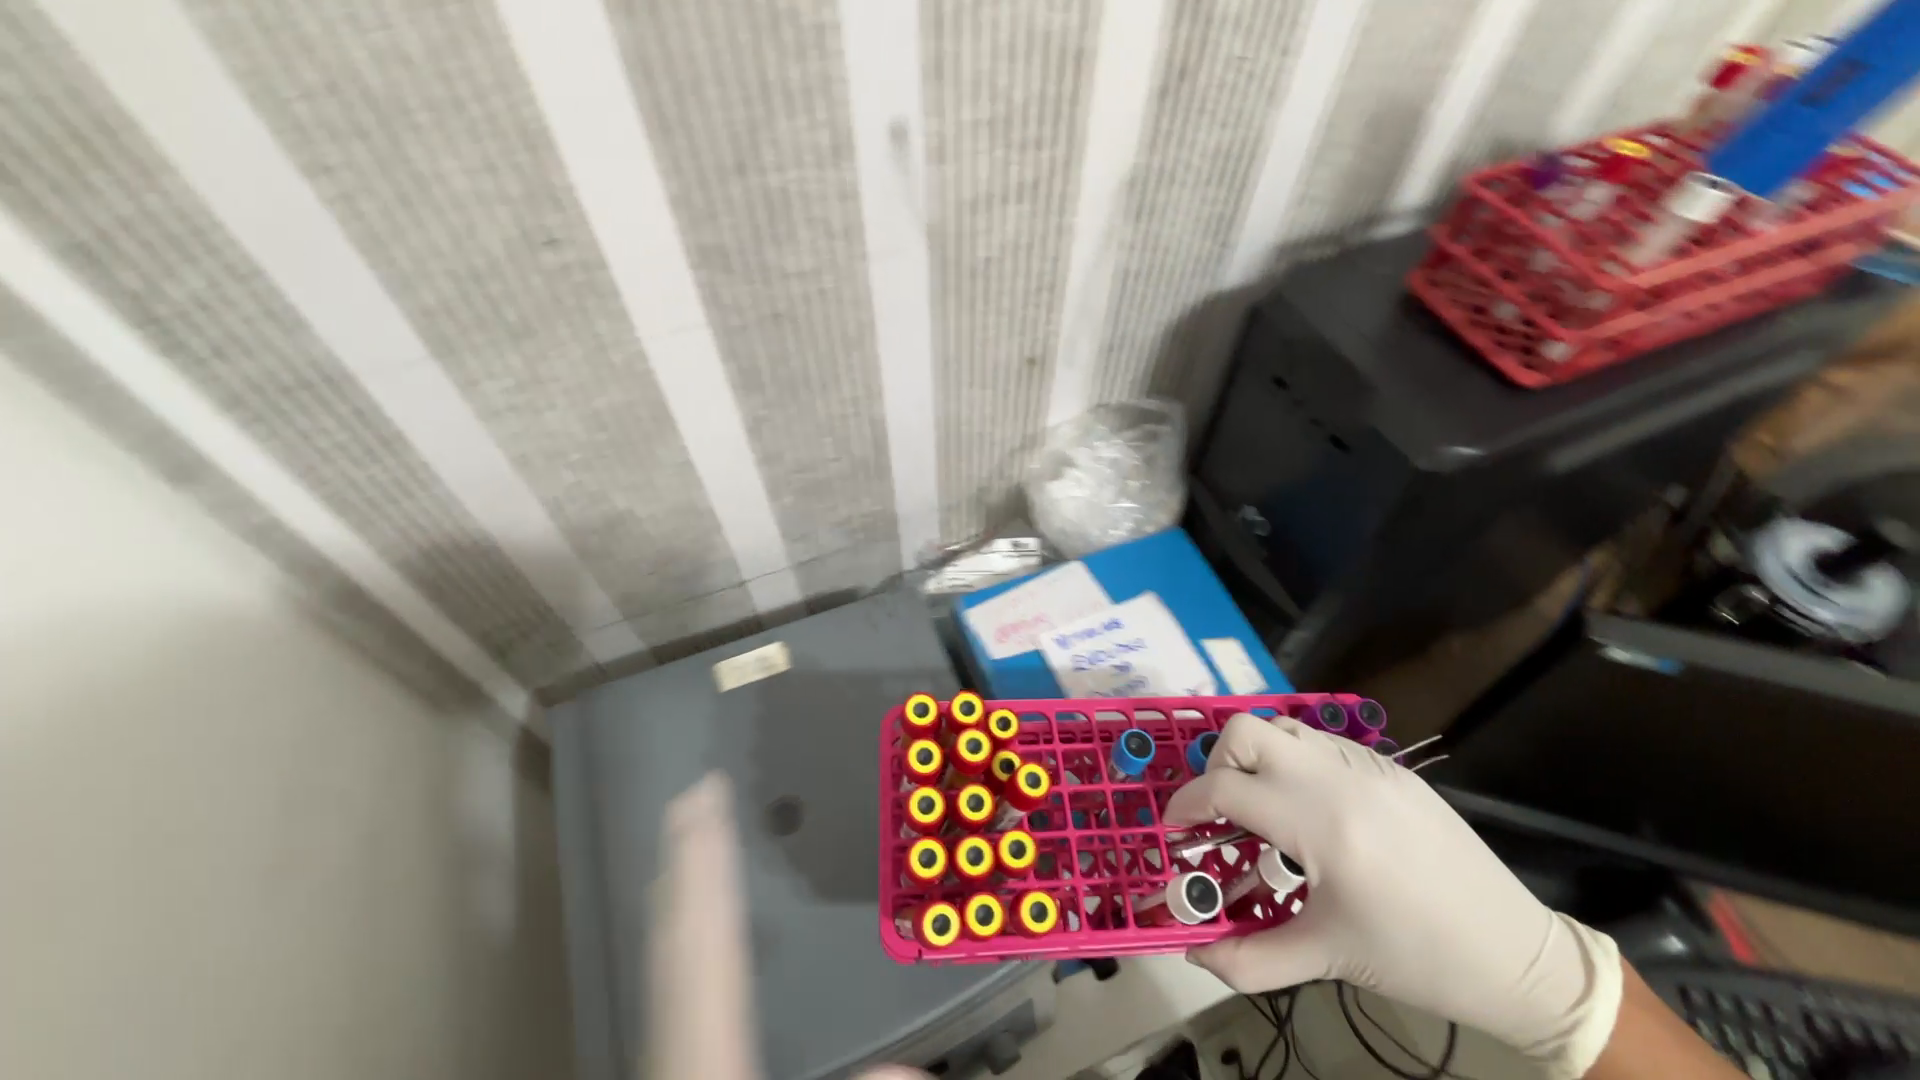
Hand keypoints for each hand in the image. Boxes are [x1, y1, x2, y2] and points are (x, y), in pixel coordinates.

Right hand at [1167, 714, 1622, 1079]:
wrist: (1515, 956)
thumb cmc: (1415, 960)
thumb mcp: (1324, 960)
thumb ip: (1246, 959)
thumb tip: (1192, 951)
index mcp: (1320, 826)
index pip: (1224, 788)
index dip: (1185, 807)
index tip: (1174, 833)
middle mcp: (1340, 780)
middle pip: (1246, 733)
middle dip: (1216, 766)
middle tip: (1220, 812)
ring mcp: (1370, 767)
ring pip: (1284, 727)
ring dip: (1256, 758)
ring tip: (1262, 807)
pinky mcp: (1393, 769)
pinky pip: (1323, 743)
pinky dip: (1296, 761)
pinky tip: (1308, 809)